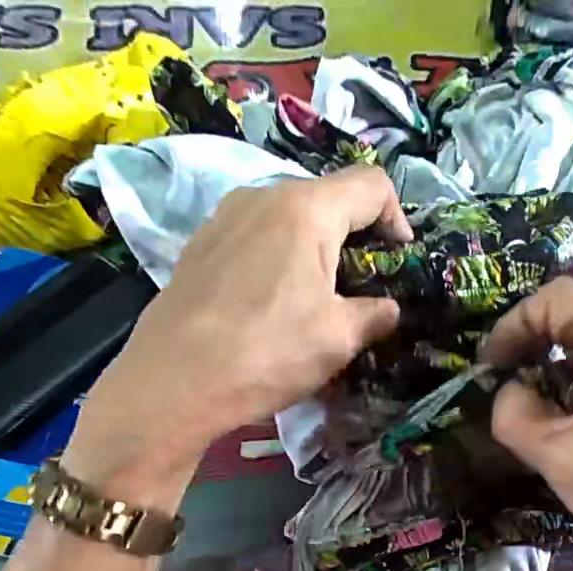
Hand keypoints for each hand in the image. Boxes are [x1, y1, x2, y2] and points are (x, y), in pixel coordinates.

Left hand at [62, 167, 411, 506]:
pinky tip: (266, 306)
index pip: (372, 185)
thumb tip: (388, 309)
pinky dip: (273, 261)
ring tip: (312, 300)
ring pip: (285, 220)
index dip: (398, 219)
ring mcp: (222, 219)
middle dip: (353, 238)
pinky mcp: (197, 248)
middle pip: (326, 200)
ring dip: (310, 251)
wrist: (173, 383)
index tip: (400, 262)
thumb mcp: (337, 341)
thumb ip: (374, 316)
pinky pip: (251, 240)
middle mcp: (261, 196)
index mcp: (306, 208)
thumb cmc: (266, 354)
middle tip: (359, 289)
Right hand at [485, 280, 572, 556]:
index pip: (562, 299)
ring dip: (550, 370)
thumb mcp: (554, 455)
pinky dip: (572, 384)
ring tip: (529, 408)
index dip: (516, 323)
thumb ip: (514, 414)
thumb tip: (506, 390)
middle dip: (531, 347)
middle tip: (502, 383)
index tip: (491, 364)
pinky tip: (559, 418)